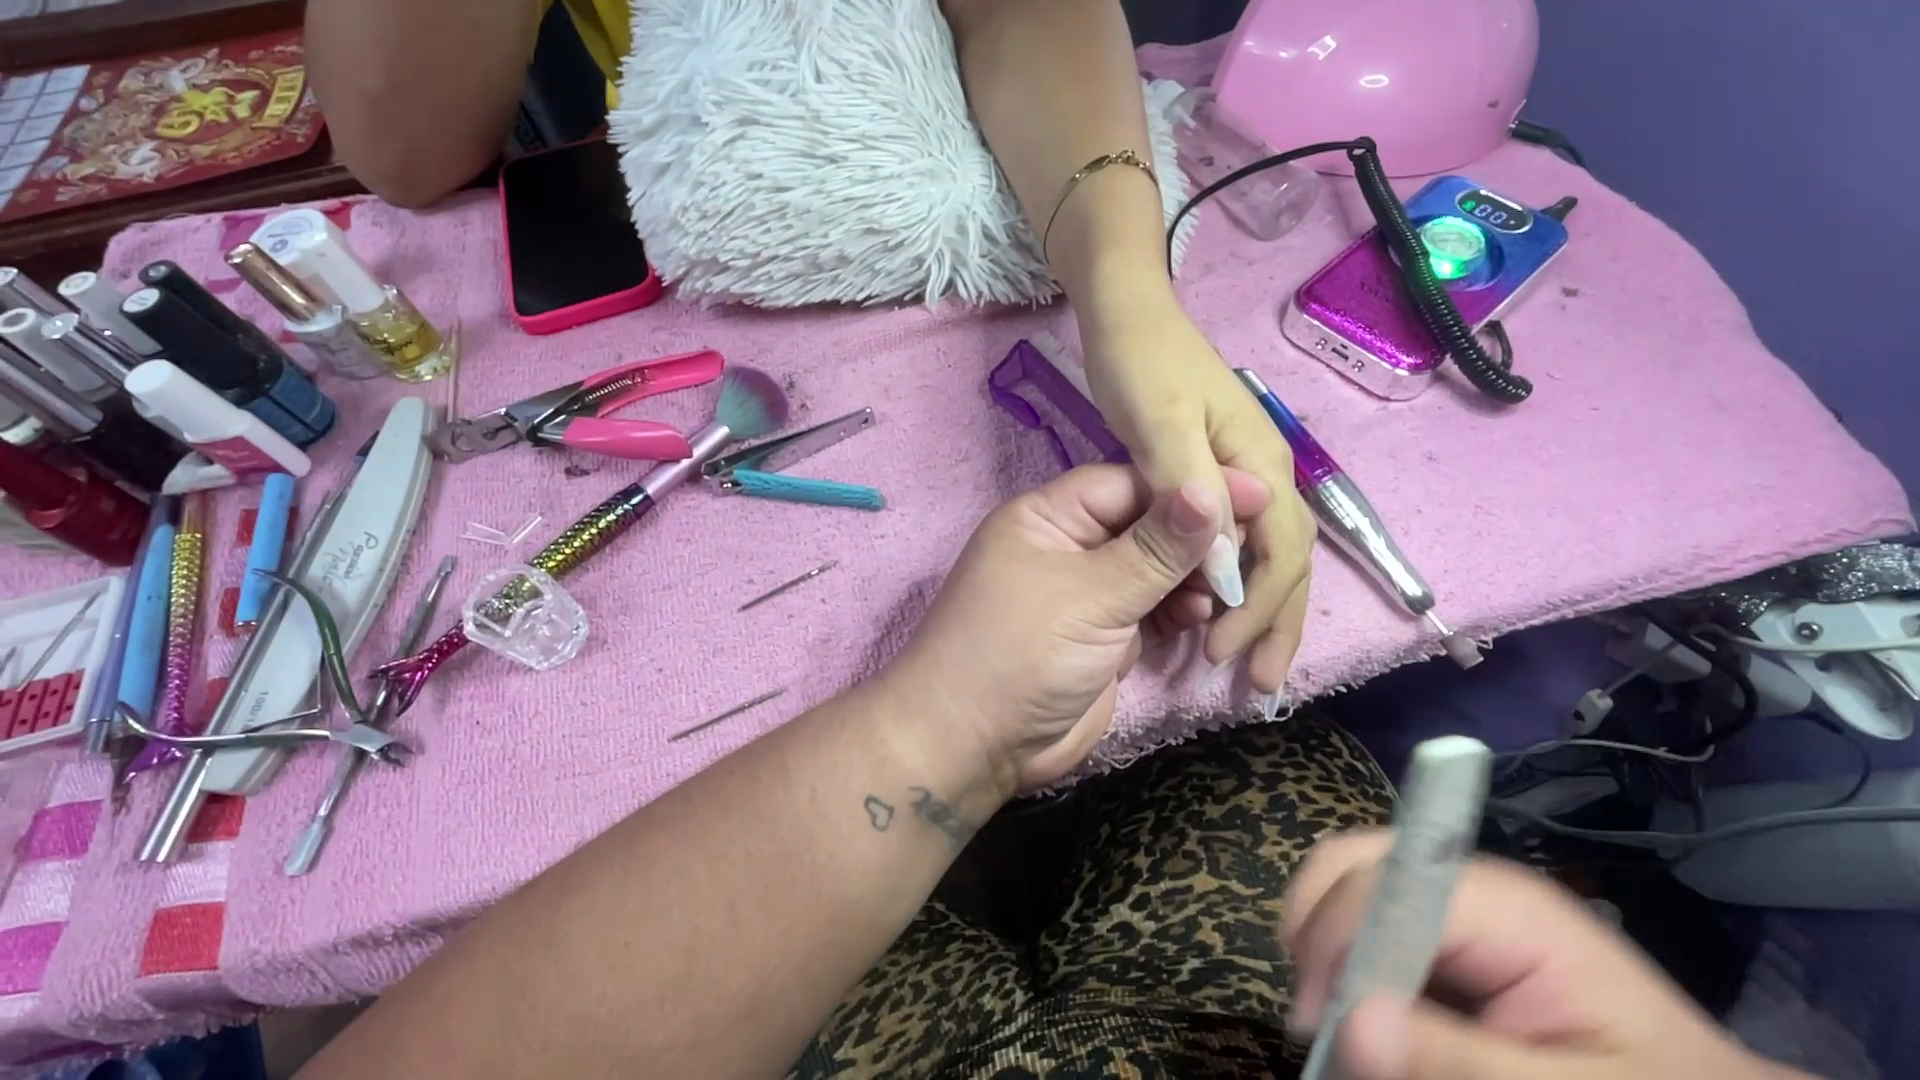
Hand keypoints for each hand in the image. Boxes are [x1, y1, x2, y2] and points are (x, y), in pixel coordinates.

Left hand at [886, 464, 1271, 797]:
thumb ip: (1155, 547)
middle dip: (1198, 537)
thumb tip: (1211, 486)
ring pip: (1157, 570)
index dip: (1191, 485)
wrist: (975, 748)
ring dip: (1194, 578)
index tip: (1258, 493)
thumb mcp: (1089, 595)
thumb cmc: (1019, 654)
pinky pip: (1155, 610)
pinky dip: (1182, 611)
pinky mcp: (1106, 636)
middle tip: (1250, 548)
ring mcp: (1089, 593)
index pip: (1131, 482)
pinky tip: (1206, 616)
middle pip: (1149, 524)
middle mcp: (1070, 546)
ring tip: (1226, 592)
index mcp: (1049, 516)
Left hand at [1078, 291, 1316, 693]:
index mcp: (1252, 463)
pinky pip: (1214, 552)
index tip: (1225, 650)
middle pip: (1276, 562)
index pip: (1275, 549)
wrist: (1122, 321)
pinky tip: (1197, 622)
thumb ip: (1190, 489)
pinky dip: (1212, 591)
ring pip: (1249, 561)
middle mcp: (1251, 478)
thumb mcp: (1159, 428)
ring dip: (1249, 614)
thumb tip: (1230, 557)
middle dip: (1270, 622)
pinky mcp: (1197, 489)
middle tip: (1257, 684)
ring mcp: (1224, 485)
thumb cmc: (1138, 368)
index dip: (1257, 603)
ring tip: (1239, 667)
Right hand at [1282, 832, 1808, 1079]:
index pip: (1383, 884)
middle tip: (1312, 1014)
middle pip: (1351, 862)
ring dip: (1323, 945)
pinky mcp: (1447, 928)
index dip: (1332, 936)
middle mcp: (1469, 884)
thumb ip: (1465, 1065)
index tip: (1316, 1019)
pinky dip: (1343, 961)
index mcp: (1505, 906)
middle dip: (1313, 927)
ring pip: (1348, 886)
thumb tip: (1350, 1026)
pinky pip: (1368, 921)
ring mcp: (1455, 901)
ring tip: (1331, 1018)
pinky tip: (1359, 1010)